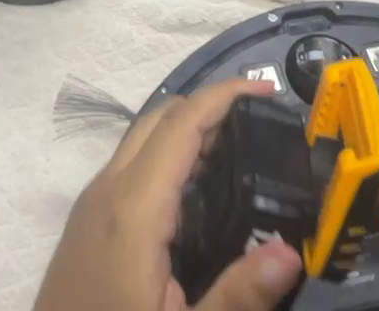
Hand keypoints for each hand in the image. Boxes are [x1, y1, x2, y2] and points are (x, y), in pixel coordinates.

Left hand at [34, 78, 304, 310]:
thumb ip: (237, 296)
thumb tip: (290, 252)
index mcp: (133, 207)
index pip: (181, 124)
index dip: (223, 96)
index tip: (266, 88)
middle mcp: (108, 189)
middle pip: (160, 118)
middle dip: (209, 105)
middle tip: (260, 120)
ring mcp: (92, 202)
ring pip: (142, 137)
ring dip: (187, 127)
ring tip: (238, 146)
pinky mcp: (87, 219)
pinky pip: (131, 163)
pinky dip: (167, 152)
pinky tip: (196, 186)